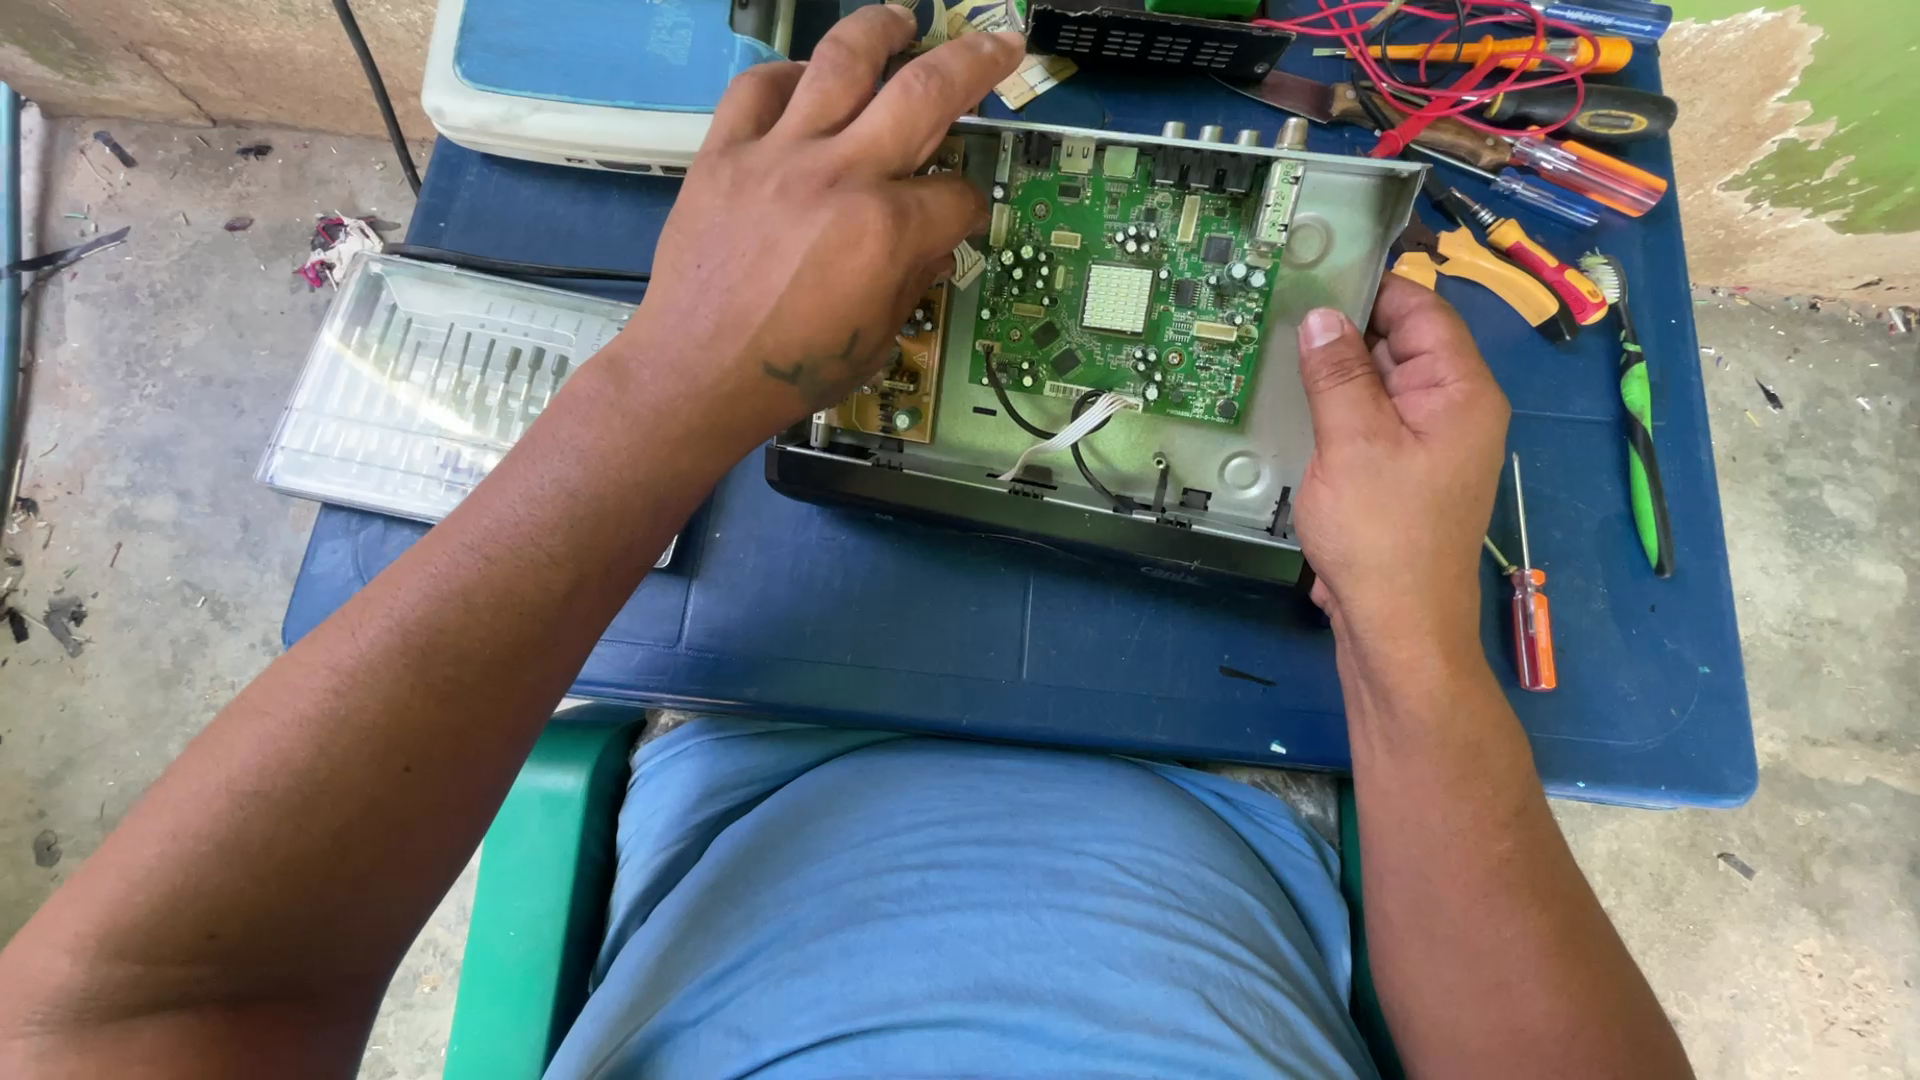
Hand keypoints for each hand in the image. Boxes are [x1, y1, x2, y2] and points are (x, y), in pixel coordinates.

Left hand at [611, 6, 1024, 445]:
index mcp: (887, 232)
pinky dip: (788, 76)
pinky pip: (759, 87)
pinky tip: (806, 82)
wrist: (700, 373)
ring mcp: (779, 154)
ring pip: (840, 60)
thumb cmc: (796, 372)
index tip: (965, 218)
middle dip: (974, 63)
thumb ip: (912, 282)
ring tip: (900, 21)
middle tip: (997, 45)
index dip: (971, 210)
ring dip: (881, 30)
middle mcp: (842, 174)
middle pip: (923, 92)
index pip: (956, 197)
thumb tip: (933, 247)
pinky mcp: (725, 152)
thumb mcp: (877, 341)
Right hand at [1293, 276, 1509, 669]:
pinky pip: (1370, 421)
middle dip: (1347, 327)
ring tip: (1279, 347)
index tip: (1313, 270)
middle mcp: (1452, 409)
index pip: (1422, 311)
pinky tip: (1295, 403)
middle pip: (1402, 345)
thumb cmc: (1380, 531)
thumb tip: (1321, 315)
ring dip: (1337, 370)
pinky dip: (1337, 407)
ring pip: (1381, 385)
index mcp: (1460, 391)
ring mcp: (1426, 443)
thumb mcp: (1353, 443)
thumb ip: (1339, 375)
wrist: (1394, 623)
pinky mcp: (1399, 472)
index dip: (1372, 286)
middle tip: (1282, 308)